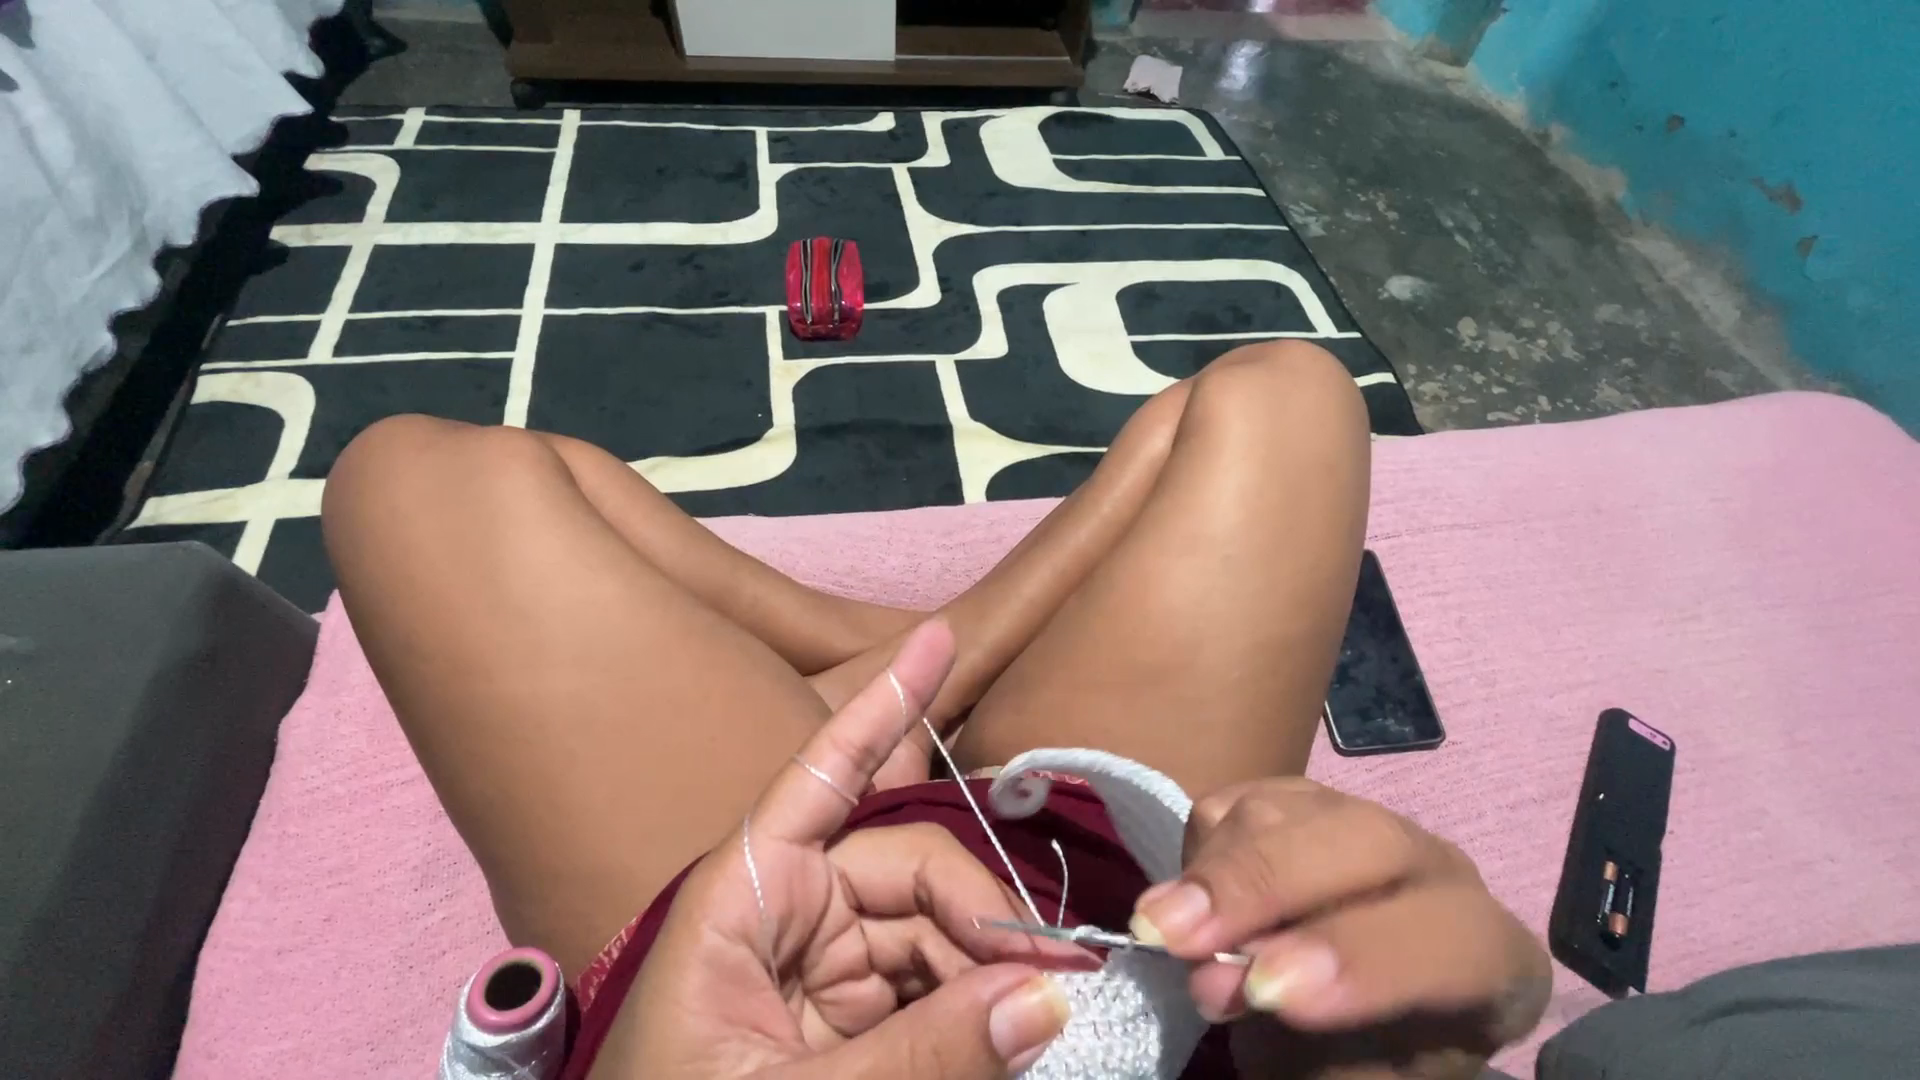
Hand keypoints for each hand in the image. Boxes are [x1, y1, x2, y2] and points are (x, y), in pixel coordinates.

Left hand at [601, 620, 1080, 1078]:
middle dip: (985, 911)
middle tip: (1062, 974)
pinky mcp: (850, 1010)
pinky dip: (976, 999)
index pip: (824, 772)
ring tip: (1052, 1008)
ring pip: (932, 926)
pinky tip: (1015, 1025)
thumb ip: (922, 1054)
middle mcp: (791, 903)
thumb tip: (1048, 998)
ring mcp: (825, 957)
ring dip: (991, 964)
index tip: (937, 635)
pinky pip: (929, 977)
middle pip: (911, 866)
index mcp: (747, 891)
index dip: (885, 702)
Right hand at [1131, 778, 1550, 1077]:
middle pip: (1361, 839)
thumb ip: (1303, 1041)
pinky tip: (1191, 903)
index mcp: (1487, 953)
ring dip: (1212, 872)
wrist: (1328, 1002)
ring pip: (1278, 813)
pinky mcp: (1280, 798)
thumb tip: (1221, 981)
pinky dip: (1194, 853)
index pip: (1449, 938)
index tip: (1267, 992)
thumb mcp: (1354, 1076)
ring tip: (1163, 932)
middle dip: (1260, 885)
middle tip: (1178, 937)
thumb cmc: (1360, 1056)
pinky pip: (1225, 806)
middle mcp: (1427, 864)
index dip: (1359, 958)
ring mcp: (1349, 815)